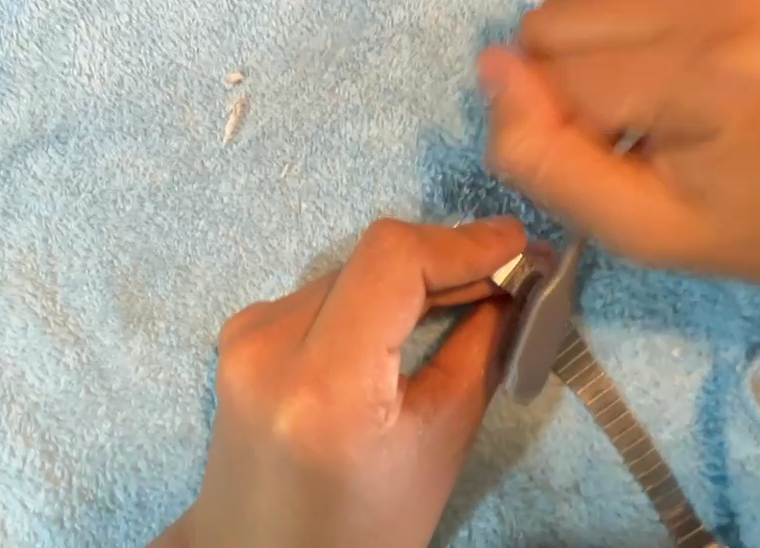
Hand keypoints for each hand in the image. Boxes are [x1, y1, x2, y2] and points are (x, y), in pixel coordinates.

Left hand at [160, 217, 526, 547]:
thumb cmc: (362, 531)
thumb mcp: (437, 449)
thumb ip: (477, 353)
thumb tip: (512, 287)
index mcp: (323, 384)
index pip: (391, 261)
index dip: (459, 241)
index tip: (517, 241)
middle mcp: (271, 339)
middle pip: (372, 260)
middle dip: (447, 259)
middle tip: (512, 269)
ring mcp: (248, 329)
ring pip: (351, 272)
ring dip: (412, 278)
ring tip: (471, 290)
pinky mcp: (242, 328)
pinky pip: (324, 292)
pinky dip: (372, 297)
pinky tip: (406, 316)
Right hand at [477, 0, 759, 317]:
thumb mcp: (640, 232)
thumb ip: (542, 159)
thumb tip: (491, 65)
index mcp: (714, 80)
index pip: (555, 76)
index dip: (560, 124)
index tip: (616, 154)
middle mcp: (726, 0)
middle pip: (551, 14)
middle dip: (562, 73)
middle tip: (626, 117)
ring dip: (578, 15)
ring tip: (634, 61)